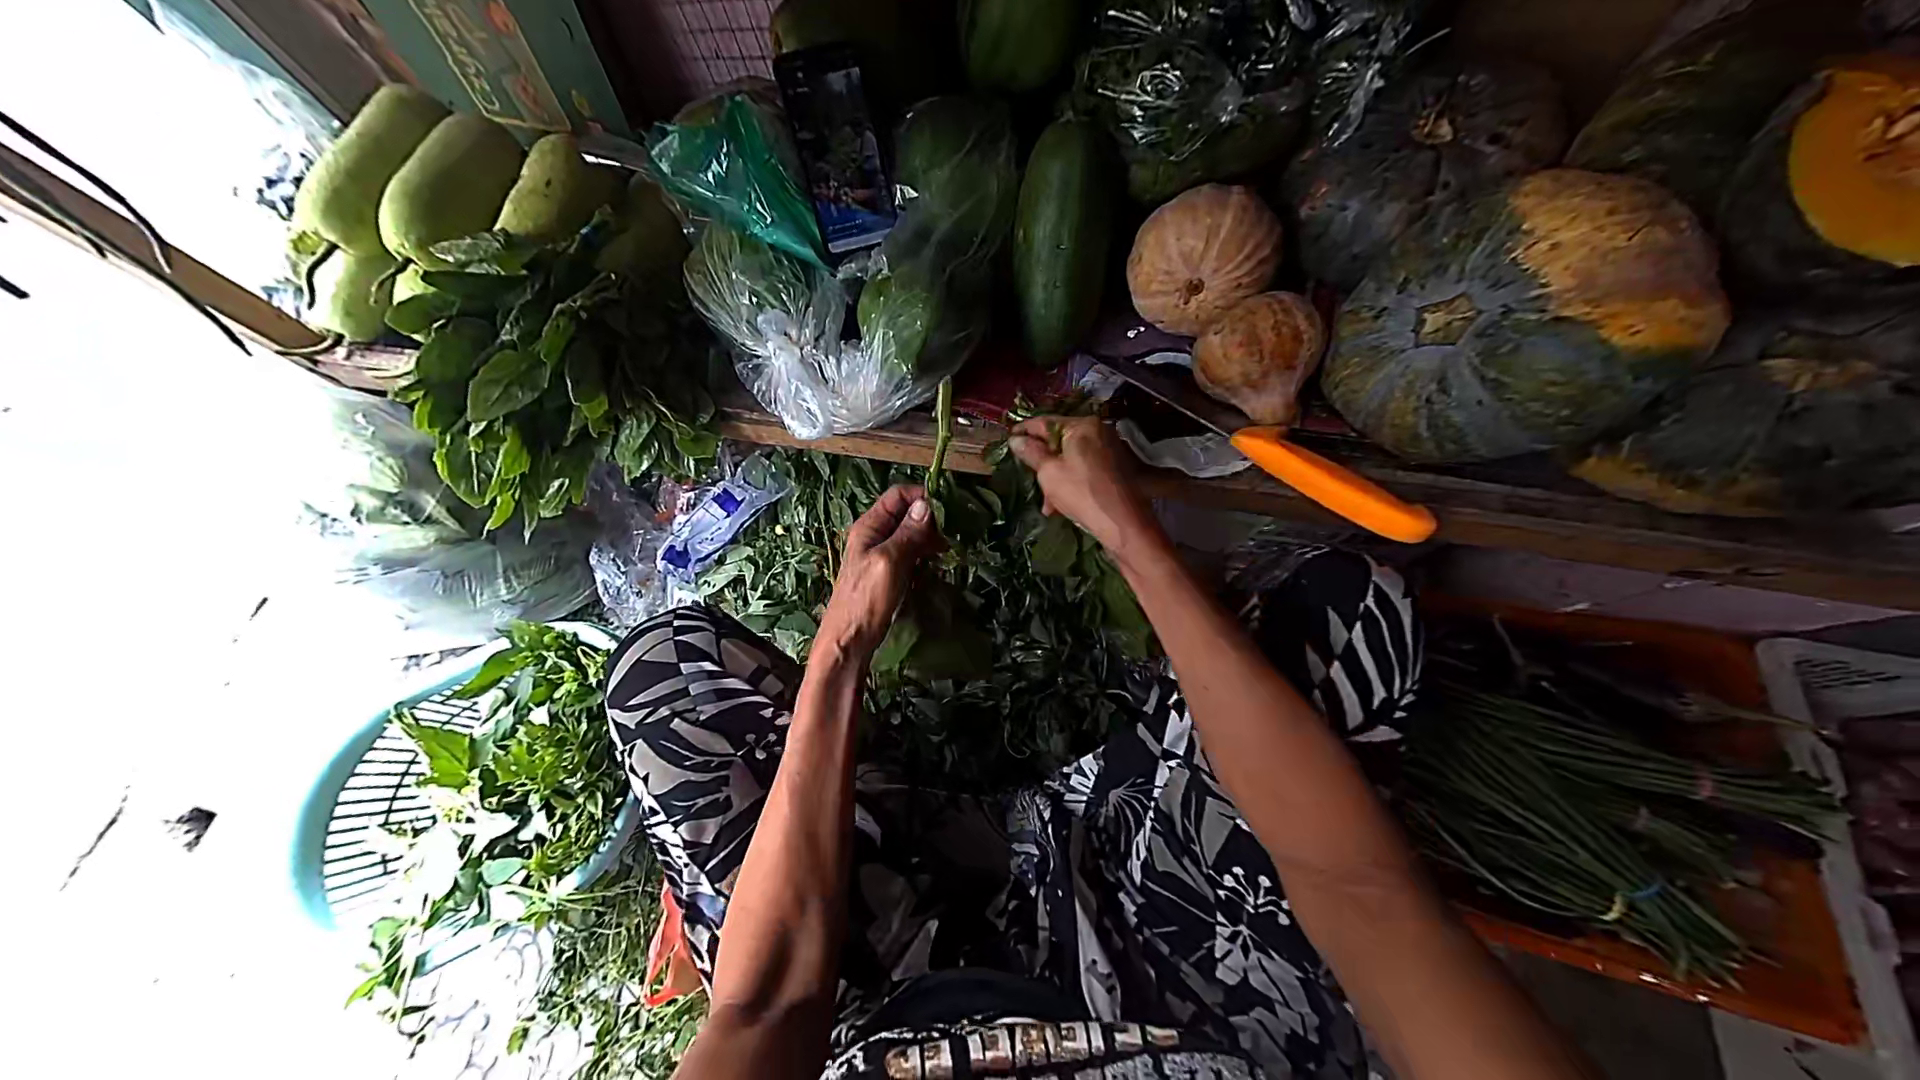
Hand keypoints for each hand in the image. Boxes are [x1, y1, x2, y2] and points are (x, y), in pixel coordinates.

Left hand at [816, 485, 943, 659]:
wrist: (849, 642)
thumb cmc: (865, 601)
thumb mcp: (889, 562)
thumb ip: (907, 533)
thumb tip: (927, 505)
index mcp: (869, 526)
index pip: (898, 495)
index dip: (922, 497)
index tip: (948, 510)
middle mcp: (874, 536)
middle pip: (906, 514)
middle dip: (930, 521)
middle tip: (951, 536)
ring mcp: (881, 556)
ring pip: (910, 536)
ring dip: (929, 541)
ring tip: (947, 553)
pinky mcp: (888, 574)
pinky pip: (910, 556)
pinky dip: (924, 558)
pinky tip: (935, 569)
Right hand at [1008, 416, 1162, 559]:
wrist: (1123, 523)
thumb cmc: (1082, 493)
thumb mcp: (1049, 472)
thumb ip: (1031, 453)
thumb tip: (1016, 439)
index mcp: (1082, 425)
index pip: (1045, 422)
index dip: (1024, 430)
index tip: (1008, 437)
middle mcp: (1098, 431)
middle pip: (1059, 441)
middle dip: (1041, 460)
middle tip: (1025, 473)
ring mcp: (1109, 449)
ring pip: (1071, 458)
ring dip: (1055, 477)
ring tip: (1046, 502)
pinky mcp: (1114, 468)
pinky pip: (1084, 469)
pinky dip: (1070, 481)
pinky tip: (1060, 504)